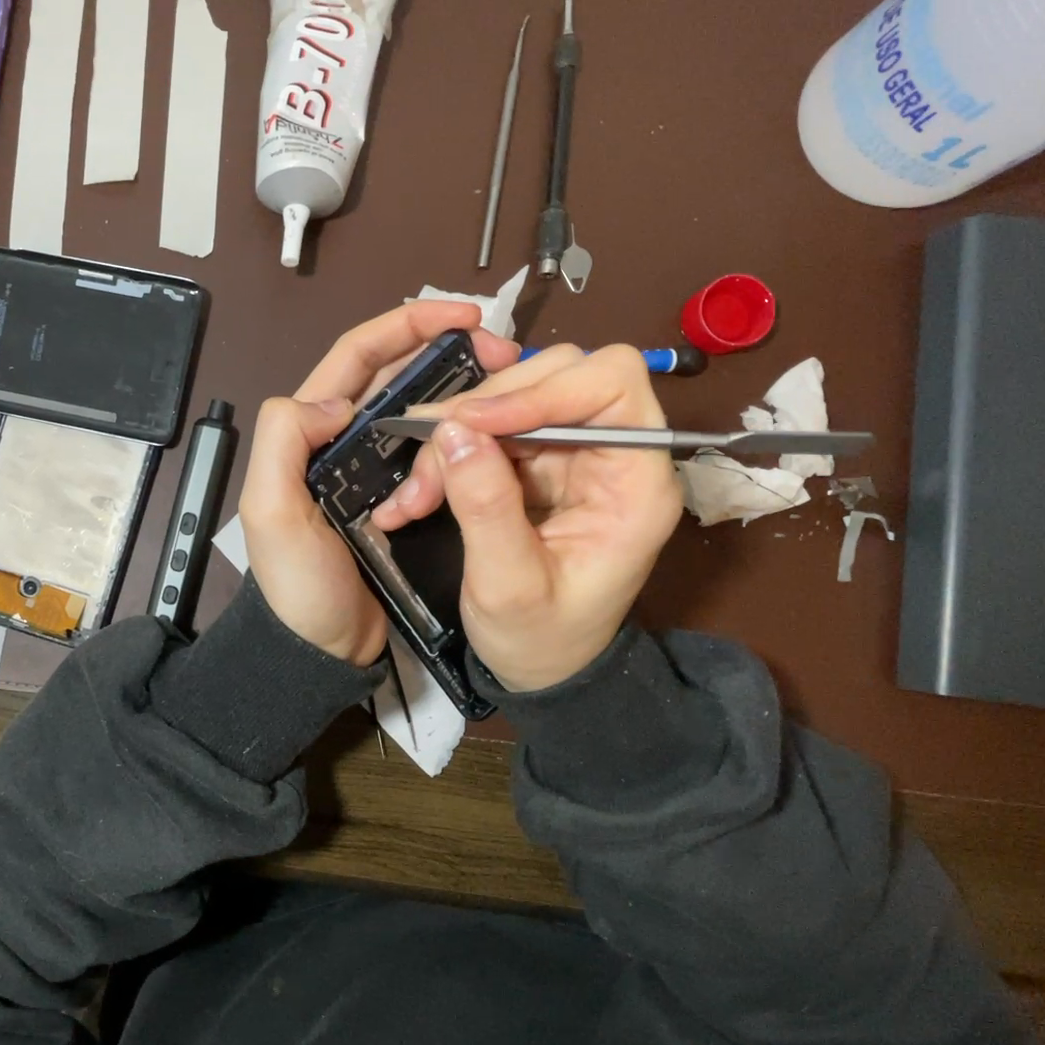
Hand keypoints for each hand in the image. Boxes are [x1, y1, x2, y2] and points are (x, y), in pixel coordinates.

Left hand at [240, 303, 518, 665]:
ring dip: (457, 390)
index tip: (461, 314)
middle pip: (393, 376)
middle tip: (503, 349)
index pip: (355, 357)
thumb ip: (284, 440)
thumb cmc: (295, 583)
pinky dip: (458, 435)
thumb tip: (338, 401)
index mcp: (308, 432)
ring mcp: (372, 470)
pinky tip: (492, 432)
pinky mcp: (398, 500)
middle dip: (443, 351)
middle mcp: (340, 441)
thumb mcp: (270, 509)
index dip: (404, 326)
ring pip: (417, 411)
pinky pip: (430, 455)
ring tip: (508, 384)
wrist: (320, 647)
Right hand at [369, 346, 682, 690]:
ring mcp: (566, 456)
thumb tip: (452, 432)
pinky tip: (411, 499)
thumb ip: (485, 507)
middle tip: (427, 454)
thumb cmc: (541, 639)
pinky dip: (441, 459)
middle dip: (481, 412)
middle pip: (553, 377)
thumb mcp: (508, 585)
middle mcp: (608, 453)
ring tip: (412, 497)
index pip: (610, 384)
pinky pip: (481, 434)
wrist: (539, 668)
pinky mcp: (529, 466)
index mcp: (634, 481)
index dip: (541, 389)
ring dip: (448, 440)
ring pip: (506, 403)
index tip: (470, 424)